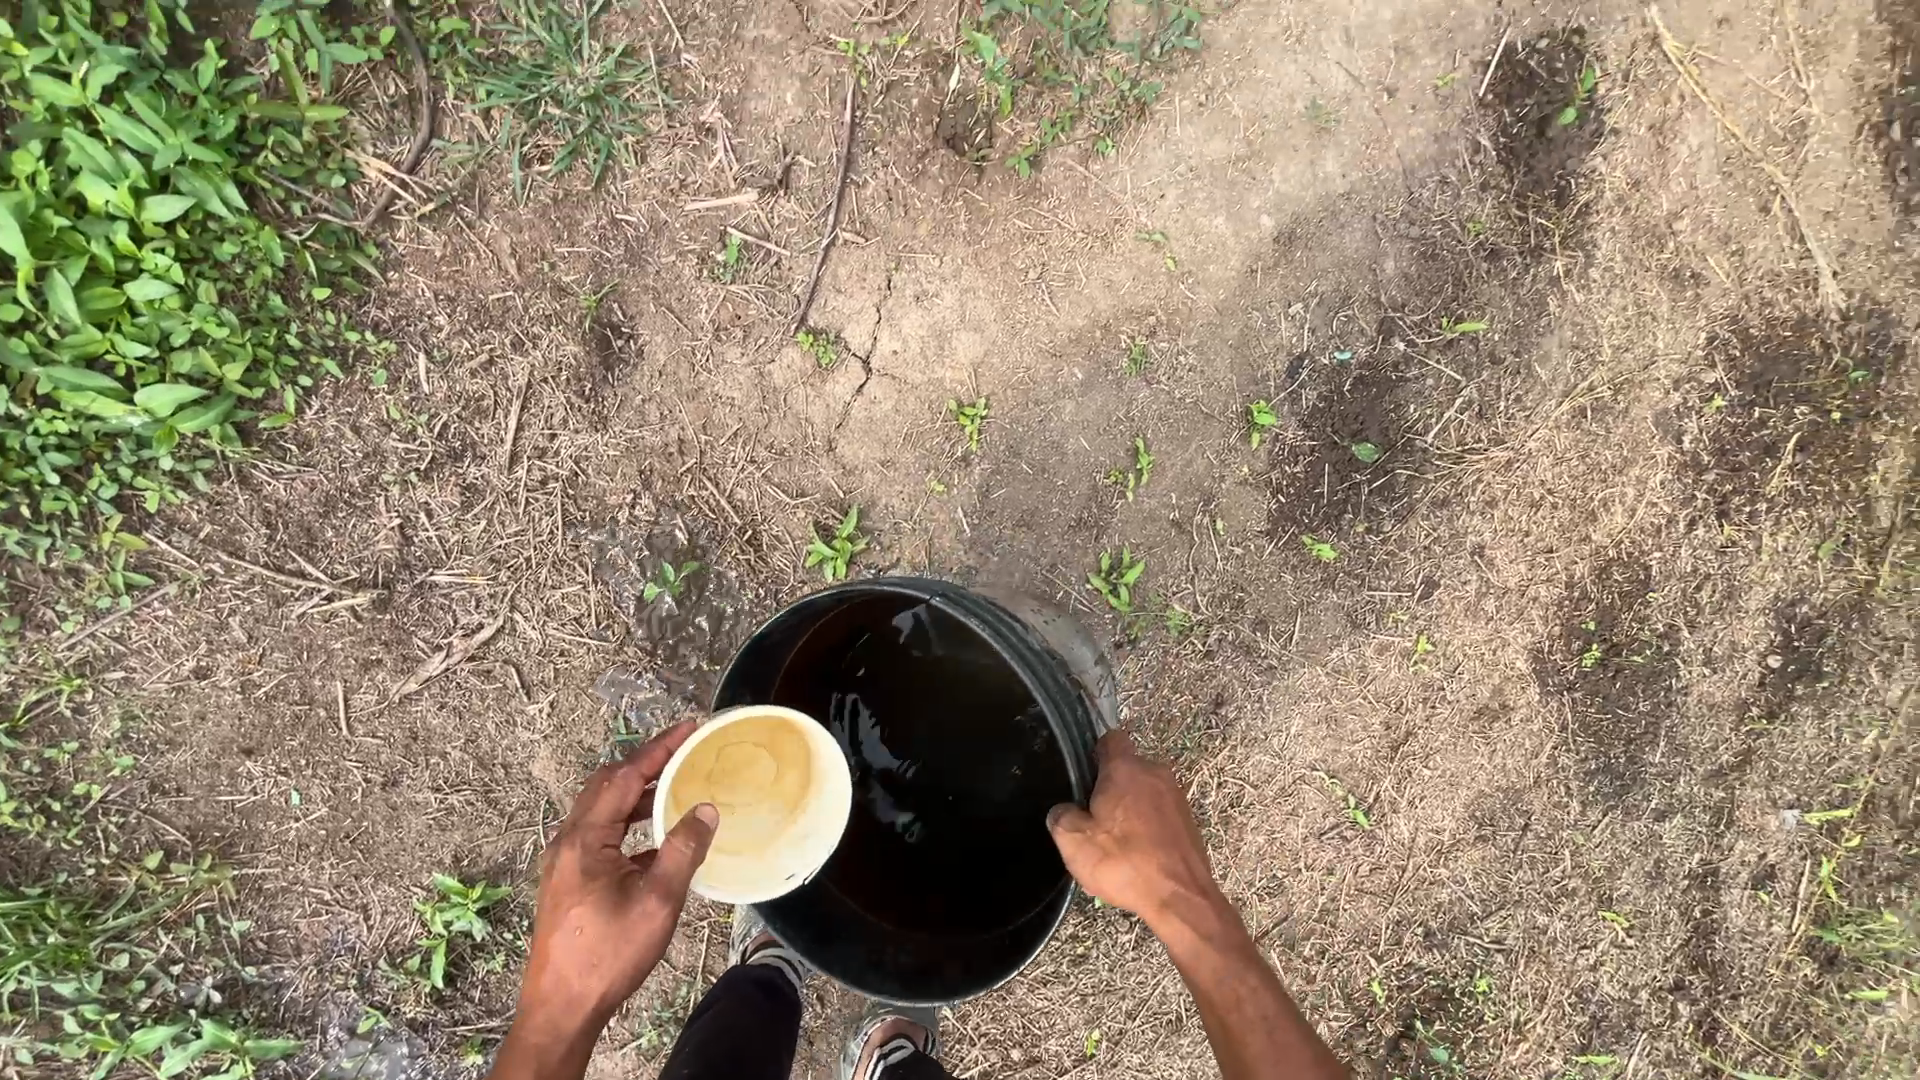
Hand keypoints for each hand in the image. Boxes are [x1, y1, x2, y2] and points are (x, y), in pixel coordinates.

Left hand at [496, 721, 717, 1076]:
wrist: (560, 1011)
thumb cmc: (608, 954)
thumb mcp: (658, 900)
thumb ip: (683, 849)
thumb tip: (706, 809)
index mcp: (585, 840)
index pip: (625, 776)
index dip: (659, 748)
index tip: (690, 727)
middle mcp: (569, 842)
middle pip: (607, 784)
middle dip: (646, 763)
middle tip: (684, 751)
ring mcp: (566, 862)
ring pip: (603, 809)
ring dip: (638, 793)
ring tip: (676, 787)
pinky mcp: (569, 880)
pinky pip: (602, 833)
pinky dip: (630, 821)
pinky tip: (657, 838)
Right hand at [1046, 730, 1221, 931]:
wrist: (1181, 899)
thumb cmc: (1125, 863)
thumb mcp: (1073, 842)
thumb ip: (1060, 817)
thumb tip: (1063, 811)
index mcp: (1126, 768)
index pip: (1110, 739)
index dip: (1094, 753)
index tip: (1084, 777)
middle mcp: (1154, 774)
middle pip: (1126, 768)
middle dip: (1110, 788)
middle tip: (1094, 819)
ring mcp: (1176, 797)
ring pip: (1144, 792)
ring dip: (1130, 810)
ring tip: (1116, 843)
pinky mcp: (1189, 822)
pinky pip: (1160, 814)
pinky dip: (1148, 828)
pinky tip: (1138, 856)